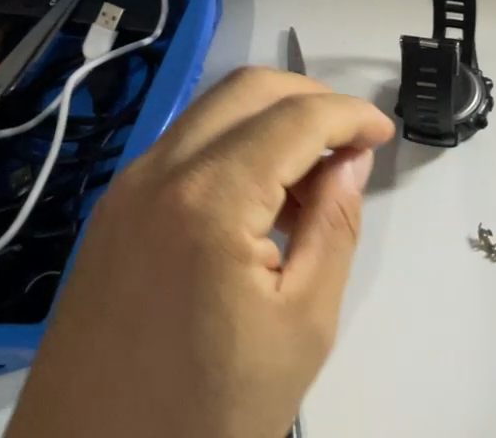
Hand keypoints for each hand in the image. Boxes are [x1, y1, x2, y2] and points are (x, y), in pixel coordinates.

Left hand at [6, 67, 394, 437]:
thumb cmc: (208, 414)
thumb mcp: (302, 325)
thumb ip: (334, 225)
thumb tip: (349, 160)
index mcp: (210, 199)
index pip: (295, 118)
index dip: (349, 115)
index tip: (383, 134)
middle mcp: (160, 172)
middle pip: (247, 89)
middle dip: (310, 98)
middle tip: (351, 142)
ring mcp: (126, 189)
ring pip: (212, 111)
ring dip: (270, 120)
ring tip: (312, 179)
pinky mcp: (112, 212)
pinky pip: (183, 147)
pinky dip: (232, 146)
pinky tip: (259, 201)